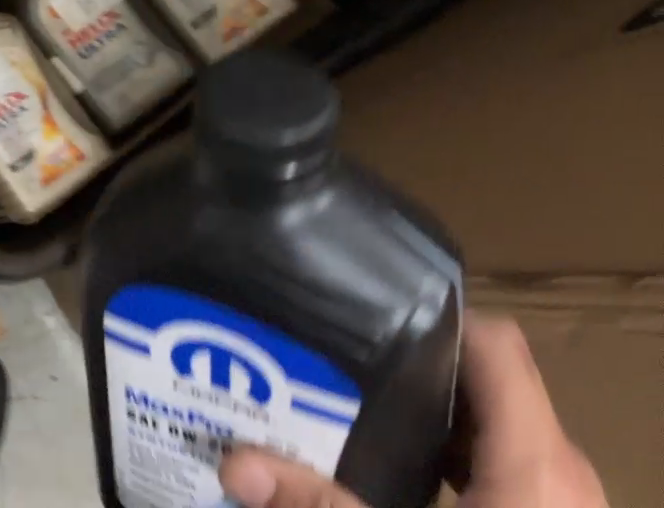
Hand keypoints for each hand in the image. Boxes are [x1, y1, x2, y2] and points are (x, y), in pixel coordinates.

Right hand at [219, 315, 607, 507]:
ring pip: (483, 419)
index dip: (434, 311)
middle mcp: (555, 466)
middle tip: (326, 345)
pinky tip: (384, 456)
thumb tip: (232, 461)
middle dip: (401, 358)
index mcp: (535, 460)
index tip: (359, 299)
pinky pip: (490, 457)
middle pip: (478, 377)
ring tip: (341, 391)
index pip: (496, 345)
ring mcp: (554, 494)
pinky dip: (440, 445)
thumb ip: (317, 502)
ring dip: (419, 403)